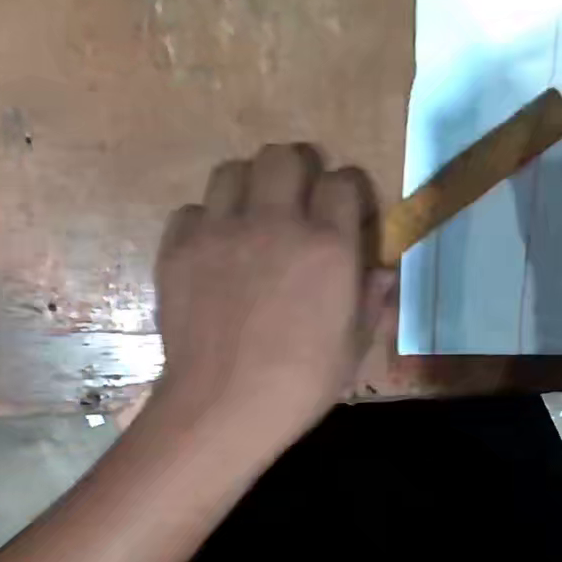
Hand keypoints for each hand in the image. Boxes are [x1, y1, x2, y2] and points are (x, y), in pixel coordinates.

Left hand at [152, 144, 393, 440]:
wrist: (223, 405)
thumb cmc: (302, 382)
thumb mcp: (354, 345)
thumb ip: (372, 299)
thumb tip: (382, 272)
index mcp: (327, 246)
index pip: (343, 180)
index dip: (349, 188)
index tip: (348, 207)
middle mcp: (275, 223)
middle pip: (284, 156)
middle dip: (298, 167)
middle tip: (300, 197)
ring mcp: (221, 231)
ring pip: (233, 170)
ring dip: (250, 185)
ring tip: (254, 215)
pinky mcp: (178, 248)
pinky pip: (193, 210)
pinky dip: (207, 221)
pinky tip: (215, 250)